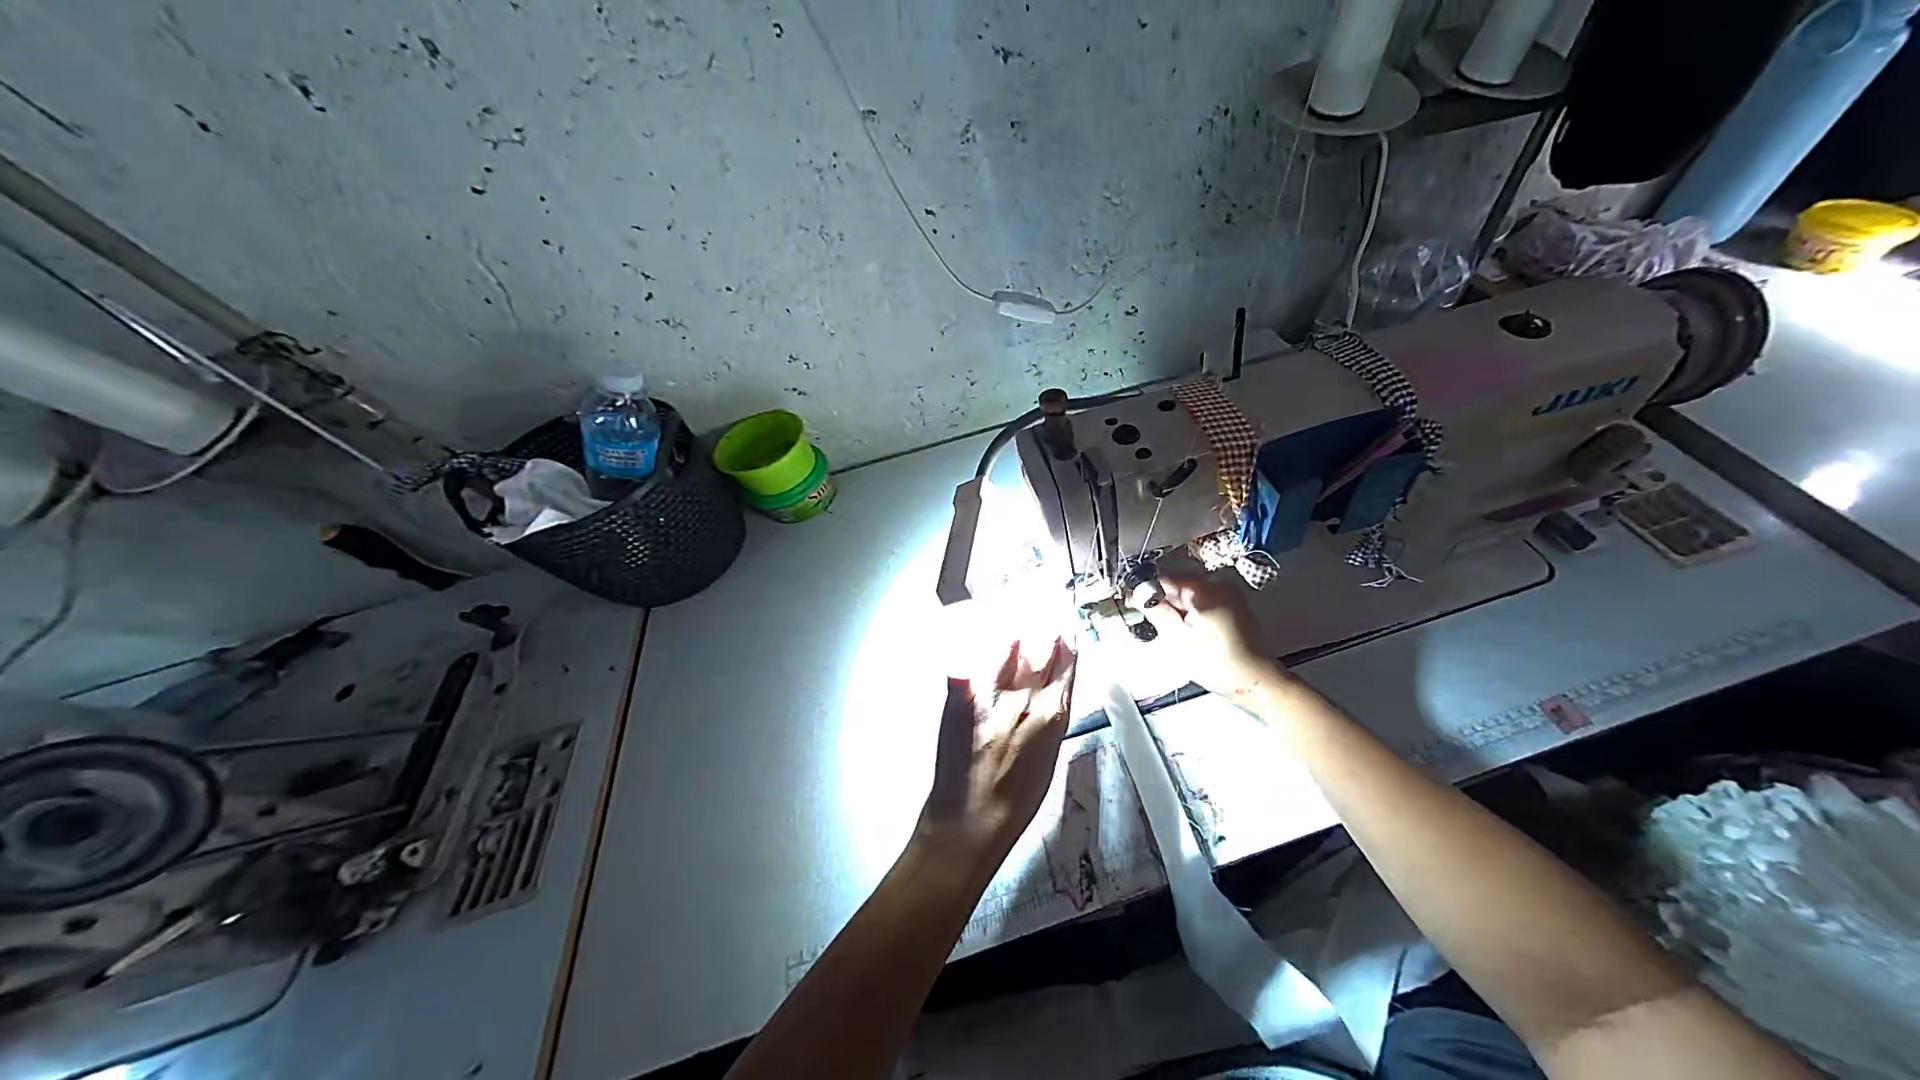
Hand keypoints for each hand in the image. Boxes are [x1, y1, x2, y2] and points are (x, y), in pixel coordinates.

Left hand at [916, 637, 1076, 874]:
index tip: (1068, 630)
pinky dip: (985, 650)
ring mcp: (989, 698)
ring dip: (1017, 635)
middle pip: (1039, 654)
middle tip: (1046, 614)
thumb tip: (1050, 692)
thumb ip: (1049, 719)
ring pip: (1009, 652)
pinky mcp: (960, 700)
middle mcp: (1023, 703)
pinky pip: (976, 663)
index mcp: (1051, 719)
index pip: (1066, 668)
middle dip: (1044, 632)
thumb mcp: (1048, 758)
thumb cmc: (1014, 801)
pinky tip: (990, 636)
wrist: (969, 823)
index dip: (1068, 646)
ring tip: (1020, 620)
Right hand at [1132, 573, 1288, 699]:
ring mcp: (1231, 596)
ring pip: (1192, 596)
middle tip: (1161, 628)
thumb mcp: (1177, 638)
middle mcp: (1220, 586)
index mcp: (1204, 590)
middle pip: (1180, 586)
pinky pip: (1206, 603)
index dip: (1149, 593)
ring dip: (1180, 610)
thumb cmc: (1216, 662)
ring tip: (1179, 635)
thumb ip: (1156, 611)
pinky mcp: (1236, 608)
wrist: (1254, 681)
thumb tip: (1140, 594)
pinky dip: (1196, 614)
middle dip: (1166, 603)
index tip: (1140, 609)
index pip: (1165, 579)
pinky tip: (1195, 635)